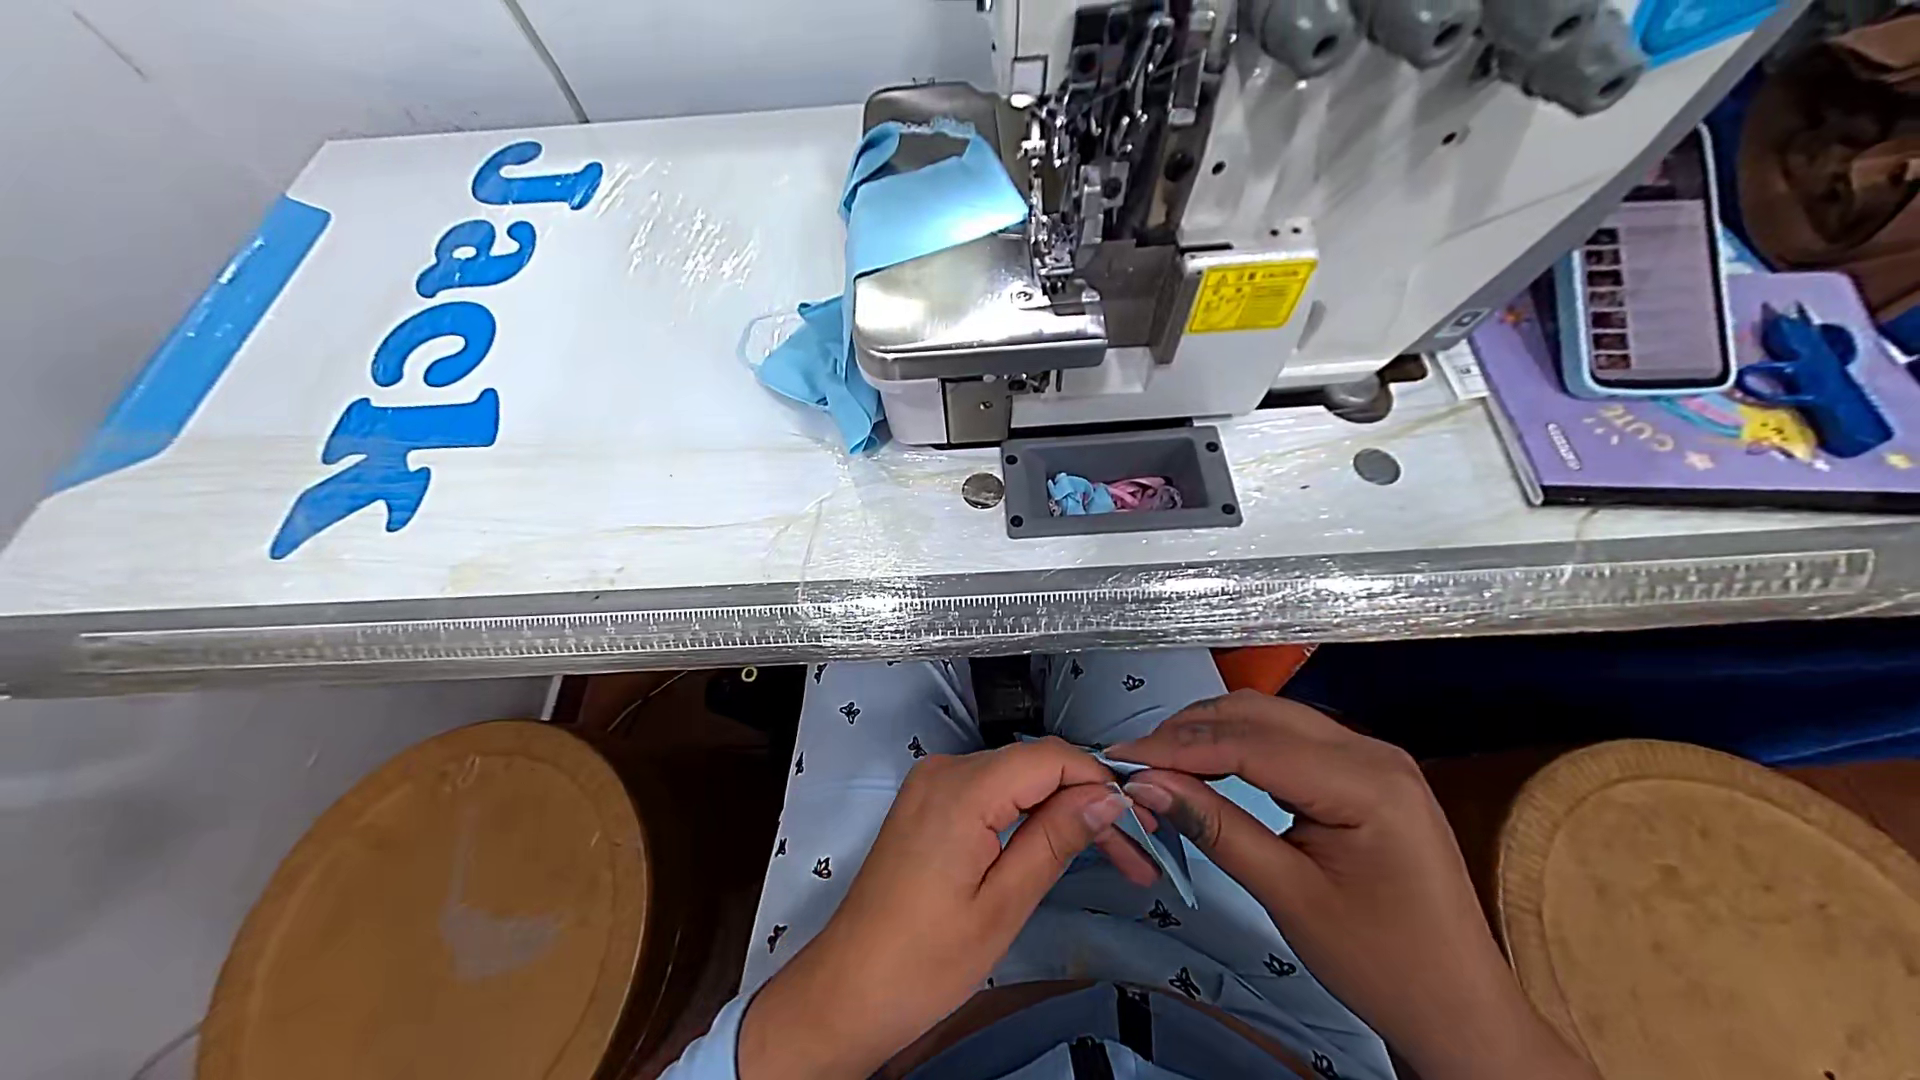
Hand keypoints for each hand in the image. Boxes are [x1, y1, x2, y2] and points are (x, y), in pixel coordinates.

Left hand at [738, 737, 1137, 1079]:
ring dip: (1061, 809)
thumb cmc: (924, 960)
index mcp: (961, 789)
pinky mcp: (929, 800)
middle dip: (1086, 800)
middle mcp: (945, 769)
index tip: (1137, 820)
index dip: (1098, 780)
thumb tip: (1106, 798)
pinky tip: (1056, 841)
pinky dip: (1027, 813)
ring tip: (1109, 853)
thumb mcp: (1004, 904)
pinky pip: (991, 791)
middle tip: (1133, 851)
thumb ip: (1056, 839)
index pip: (1049, 756)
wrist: (849, 988)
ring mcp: (933, 782)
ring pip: (1017, 778)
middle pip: (1035, 765)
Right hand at [1108, 692, 1597, 1079]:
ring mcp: (1371, 756)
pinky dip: (1238, 744)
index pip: (1248, 743)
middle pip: (1257, 715)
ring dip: (1209, 732)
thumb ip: (1216, 828)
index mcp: (1367, 782)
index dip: (1177, 747)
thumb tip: (1147, 784)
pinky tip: (1207, 763)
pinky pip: (1286, 737)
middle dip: (1188, 731)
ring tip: (1160, 759)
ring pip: (1268, 717)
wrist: (1461, 1011)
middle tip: (1136, 760)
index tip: (1122, 757)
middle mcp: (1372, 751)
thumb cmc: (1384, 964)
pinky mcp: (1363, 770)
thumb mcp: (1290, 897)